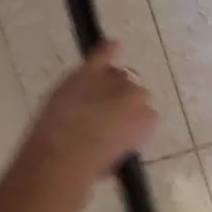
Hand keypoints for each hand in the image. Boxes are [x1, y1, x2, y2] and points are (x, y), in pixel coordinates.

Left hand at [21, 41, 157, 185]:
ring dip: (110, 85)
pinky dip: (107, 49)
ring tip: (92, 102)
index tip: (116, 134)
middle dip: (121, 103)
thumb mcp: (113, 161)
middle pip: (136, 92)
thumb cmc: (89, 167)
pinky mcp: (90, 72)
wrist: (64, 155)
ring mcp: (114, 81)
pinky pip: (103, 55)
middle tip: (101, 118)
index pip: (147, 115)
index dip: (129, 123)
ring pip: (120, 76)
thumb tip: (110, 143)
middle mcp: (137, 96)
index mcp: (147, 121)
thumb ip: (118, 145)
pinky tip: (113, 43)